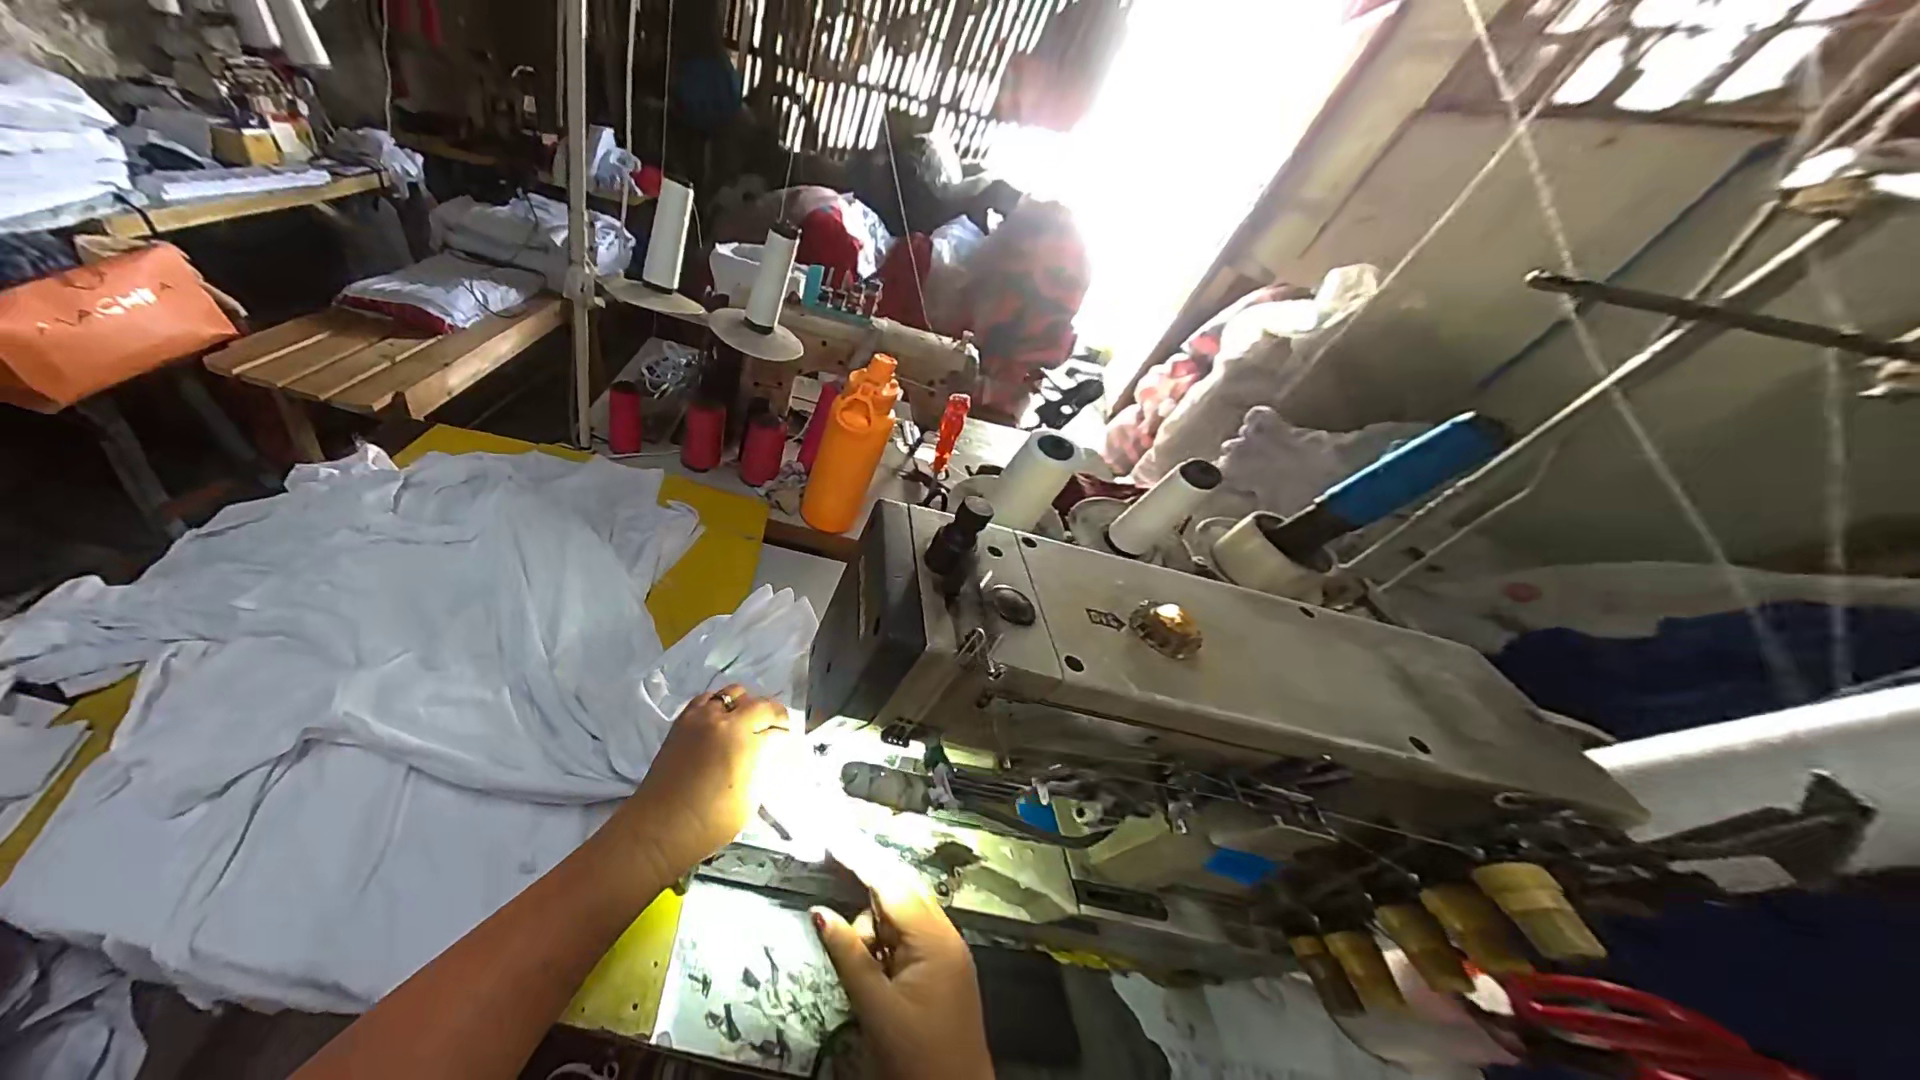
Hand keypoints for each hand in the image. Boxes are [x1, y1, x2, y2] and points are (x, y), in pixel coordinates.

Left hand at [610, 684, 789, 880]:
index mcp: (744, 739)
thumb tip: (761, 753)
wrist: (657, 830)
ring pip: (732, 693)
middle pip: (758, 703)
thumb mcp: (750, 798)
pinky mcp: (681, 723)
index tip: (785, 741)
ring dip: (744, 705)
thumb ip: (758, 766)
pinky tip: (720, 724)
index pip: (776, 725)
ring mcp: (699, 718)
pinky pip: (707, 700)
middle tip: (773, 730)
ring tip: (745, 725)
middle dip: (771, 715)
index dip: (784, 733)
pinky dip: (719, 706)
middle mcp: (723, 720)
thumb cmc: (710, 822)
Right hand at [812, 854, 993, 1079]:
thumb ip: (848, 955)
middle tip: (836, 871)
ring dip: (875, 925)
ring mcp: (946, 951)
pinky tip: (875, 962)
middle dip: (867, 886)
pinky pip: (909, 937)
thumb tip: (819, 913)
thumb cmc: (918, 1059)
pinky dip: (887, 941)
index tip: (834, 839)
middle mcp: (945, 935)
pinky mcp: (942, 969)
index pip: (892, 885)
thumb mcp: (876, 1008)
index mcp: (935, 938)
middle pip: (901, 892)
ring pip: (903, 916)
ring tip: (866, 968)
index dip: (861, 859)